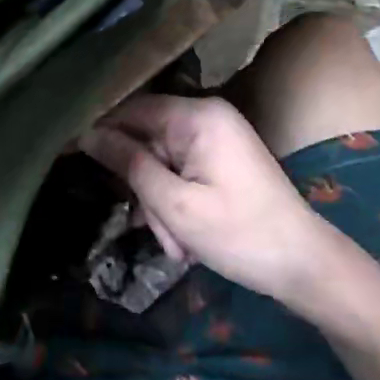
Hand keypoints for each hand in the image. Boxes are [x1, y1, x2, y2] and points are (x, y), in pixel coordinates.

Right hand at [81, 93, 336, 304]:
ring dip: (157, 203)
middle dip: (141, 185)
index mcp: (198, 116)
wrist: (310, 270)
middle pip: (143, 138)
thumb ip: (127, 164)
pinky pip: (178, 172)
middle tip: (150, 225)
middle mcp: (206, 117)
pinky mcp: (219, 160)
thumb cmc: (242, 235)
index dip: (98, 131)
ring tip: (177, 244)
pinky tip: (185, 239)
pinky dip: (174, 204)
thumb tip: (86, 135)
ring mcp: (214, 139)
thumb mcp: (175, 205)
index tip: (68, 153)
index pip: (130, 109)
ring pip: (158, 161)